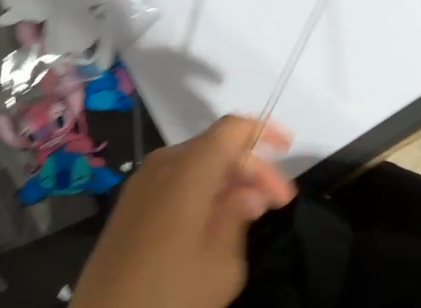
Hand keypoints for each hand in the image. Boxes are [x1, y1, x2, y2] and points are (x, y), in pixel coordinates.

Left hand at [73, 116, 296, 307]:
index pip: (231, 129)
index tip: (288, 148)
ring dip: (226, 179)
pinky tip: (215, 218)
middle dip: (250, 166)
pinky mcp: (132, 201)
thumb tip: (251, 191)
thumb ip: (240, 215)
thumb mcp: (221, 262)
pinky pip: (175, 179)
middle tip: (279, 200)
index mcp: (188, 167)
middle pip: (215, 145)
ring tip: (251, 210)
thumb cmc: (172, 290)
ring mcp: (143, 180)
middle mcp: (163, 162)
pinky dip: (202, 188)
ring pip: (195, 162)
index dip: (262, 131)